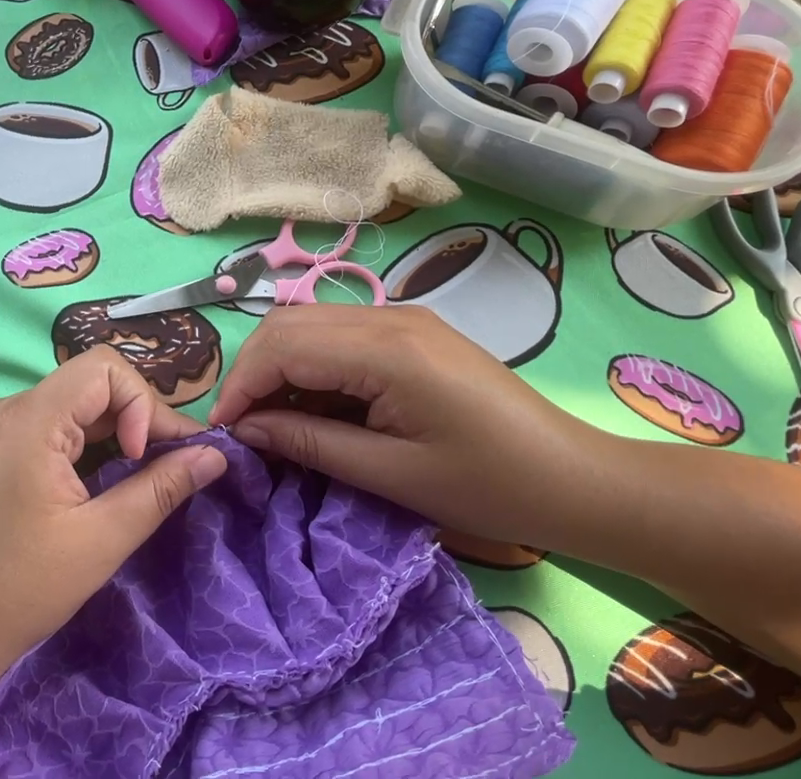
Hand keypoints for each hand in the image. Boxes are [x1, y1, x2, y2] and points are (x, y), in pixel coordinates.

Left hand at [0, 347, 227, 681]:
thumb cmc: (22, 589)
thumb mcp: (102, 540)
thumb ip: (160, 488)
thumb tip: (215, 455)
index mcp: (28, 420)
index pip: (103, 369)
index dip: (142, 403)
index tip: (151, 458)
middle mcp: (7, 409)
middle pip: (90, 383)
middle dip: (138, 417)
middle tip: (170, 466)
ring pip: (73, 403)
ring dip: (116, 430)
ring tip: (144, 474)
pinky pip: (51, 423)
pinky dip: (87, 442)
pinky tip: (105, 477)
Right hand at [207, 305, 611, 551]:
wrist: (577, 479)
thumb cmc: (490, 486)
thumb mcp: (392, 476)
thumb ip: (311, 444)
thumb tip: (245, 430)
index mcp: (387, 348)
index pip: (283, 346)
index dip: (242, 385)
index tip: (223, 431)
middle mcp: (389, 315)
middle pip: (289, 324)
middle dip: (253, 371)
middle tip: (242, 427)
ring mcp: (402, 317)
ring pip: (309, 324)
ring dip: (279, 366)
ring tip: (272, 421)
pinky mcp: (411, 330)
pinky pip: (338, 335)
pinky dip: (310, 366)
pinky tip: (313, 406)